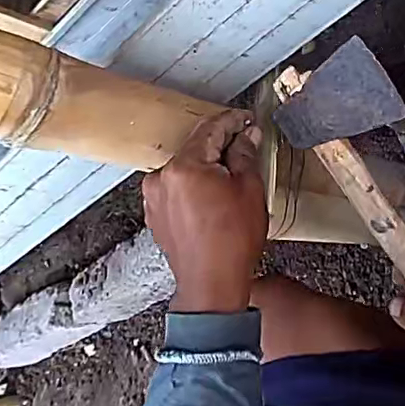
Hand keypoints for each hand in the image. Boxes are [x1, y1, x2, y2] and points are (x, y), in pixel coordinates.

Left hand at [143, 110, 266, 313]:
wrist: (211, 286)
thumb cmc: (232, 241)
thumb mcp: (249, 189)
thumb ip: (245, 154)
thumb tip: (247, 136)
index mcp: (184, 167)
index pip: (211, 129)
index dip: (233, 120)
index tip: (247, 119)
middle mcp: (162, 177)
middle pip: (196, 146)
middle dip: (222, 142)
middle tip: (247, 141)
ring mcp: (155, 197)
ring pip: (187, 166)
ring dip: (209, 163)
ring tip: (234, 171)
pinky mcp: (156, 213)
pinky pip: (178, 186)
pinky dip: (196, 182)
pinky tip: (216, 192)